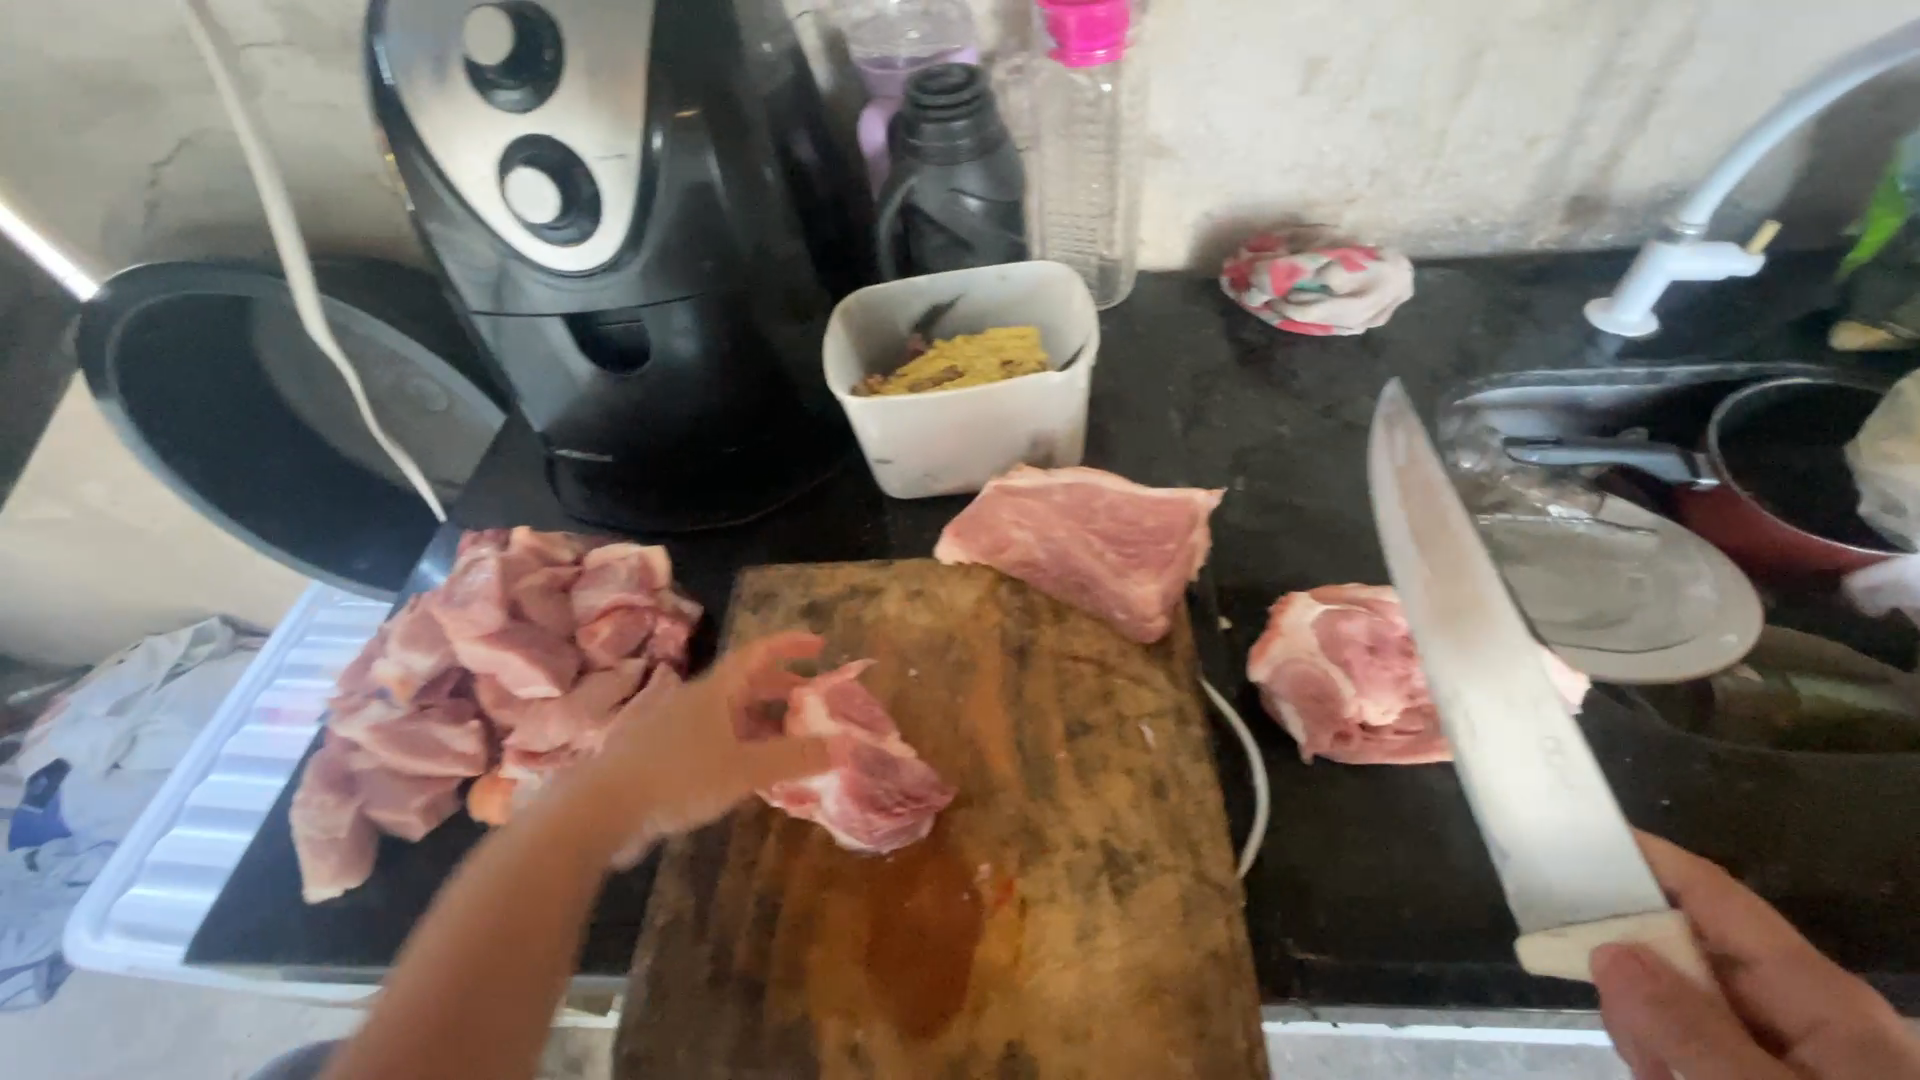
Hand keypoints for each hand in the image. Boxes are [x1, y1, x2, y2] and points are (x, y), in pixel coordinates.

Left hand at [568, 632, 831, 852]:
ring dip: (762, 721)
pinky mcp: (661, 755)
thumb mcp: (745, 769)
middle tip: (811, 702)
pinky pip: (713, 738)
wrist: (599, 808)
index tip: (820, 644)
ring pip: (729, 713)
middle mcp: (695, 700)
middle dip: (782, 689)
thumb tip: (843, 746)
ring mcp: (674, 727)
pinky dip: (740, 744)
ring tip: (787, 742)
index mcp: (716, 690)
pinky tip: (748, 772)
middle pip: (746, 683)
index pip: (759, 653)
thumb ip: (794, 758)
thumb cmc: (677, 777)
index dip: (790, 644)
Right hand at [1593, 831, 1919, 1079]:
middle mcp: (1805, 1012)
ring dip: (1650, 1038)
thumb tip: (1608, 950)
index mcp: (1818, 997)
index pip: (1711, 894)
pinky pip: (1696, 1049)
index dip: (1642, 857)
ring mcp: (1792, 1054)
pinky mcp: (1768, 1078)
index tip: (1568, 838)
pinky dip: (1669, 1065)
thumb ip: (1688, 1030)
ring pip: (1679, 1005)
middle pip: (1683, 950)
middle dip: (1634, 981)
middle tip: (1630, 1042)